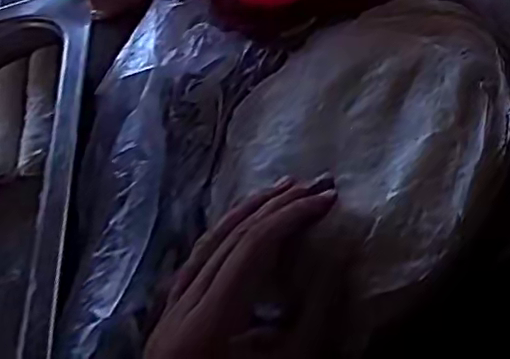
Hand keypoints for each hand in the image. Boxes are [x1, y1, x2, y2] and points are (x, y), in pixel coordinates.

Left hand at [145, 176, 341, 358]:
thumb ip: (317, 312)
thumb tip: (344, 253)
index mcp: (206, 325)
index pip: (253, 246)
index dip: (294, 215)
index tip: (330, 199)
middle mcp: (178, 312)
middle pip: (231, 237)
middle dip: (278, 204)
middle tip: (318, 183)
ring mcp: (166, 317)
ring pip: (207, 244)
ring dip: (249, 211)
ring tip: (284, 189)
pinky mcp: (165, 325)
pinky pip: (194, 264)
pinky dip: (224, 235)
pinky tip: (244, 223)